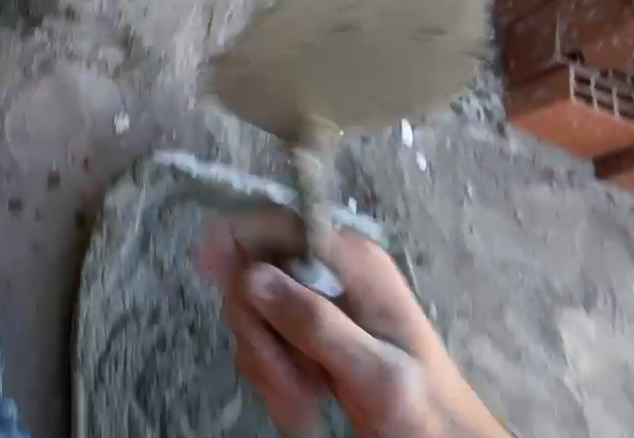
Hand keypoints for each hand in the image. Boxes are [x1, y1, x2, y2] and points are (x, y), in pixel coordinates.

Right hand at [196, 213, 509, 437]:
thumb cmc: (424, 412)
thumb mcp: (377, 373)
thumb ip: (316, 323)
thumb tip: (250, 276)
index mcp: (350, 258)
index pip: (274, 222)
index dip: (235, 238)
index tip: (208, 269)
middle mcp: (325, 267)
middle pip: (250, 269)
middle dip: (257, 327)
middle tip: (283, 377)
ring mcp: (311, 296)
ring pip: (247, 304)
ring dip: (263, 356)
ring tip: (300, 398)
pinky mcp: (300, 326)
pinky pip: (255, 332)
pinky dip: (267, 368)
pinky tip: (297, 395)